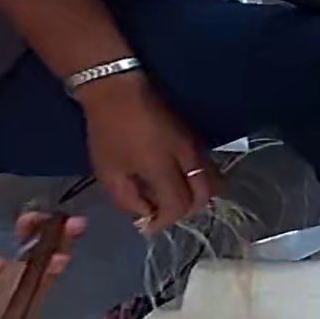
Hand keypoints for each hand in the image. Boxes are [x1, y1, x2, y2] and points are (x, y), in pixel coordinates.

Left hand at [78, 73, 220, 233]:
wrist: (122, 93)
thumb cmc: (110, 132)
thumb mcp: (107, 172)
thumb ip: (126, 200)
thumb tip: (145, 214)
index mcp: (164, 167)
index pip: (179, 205)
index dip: (164, 221)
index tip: (146, 225)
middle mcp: (188, 158)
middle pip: (204, 195)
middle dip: (186, 211)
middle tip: (163, 213)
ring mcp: (196, 146)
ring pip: (212, 180)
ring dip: (195, 196)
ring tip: (172, 198)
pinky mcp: (196, 138)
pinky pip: (207, 167)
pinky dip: (197, 181)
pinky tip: (176, 180)